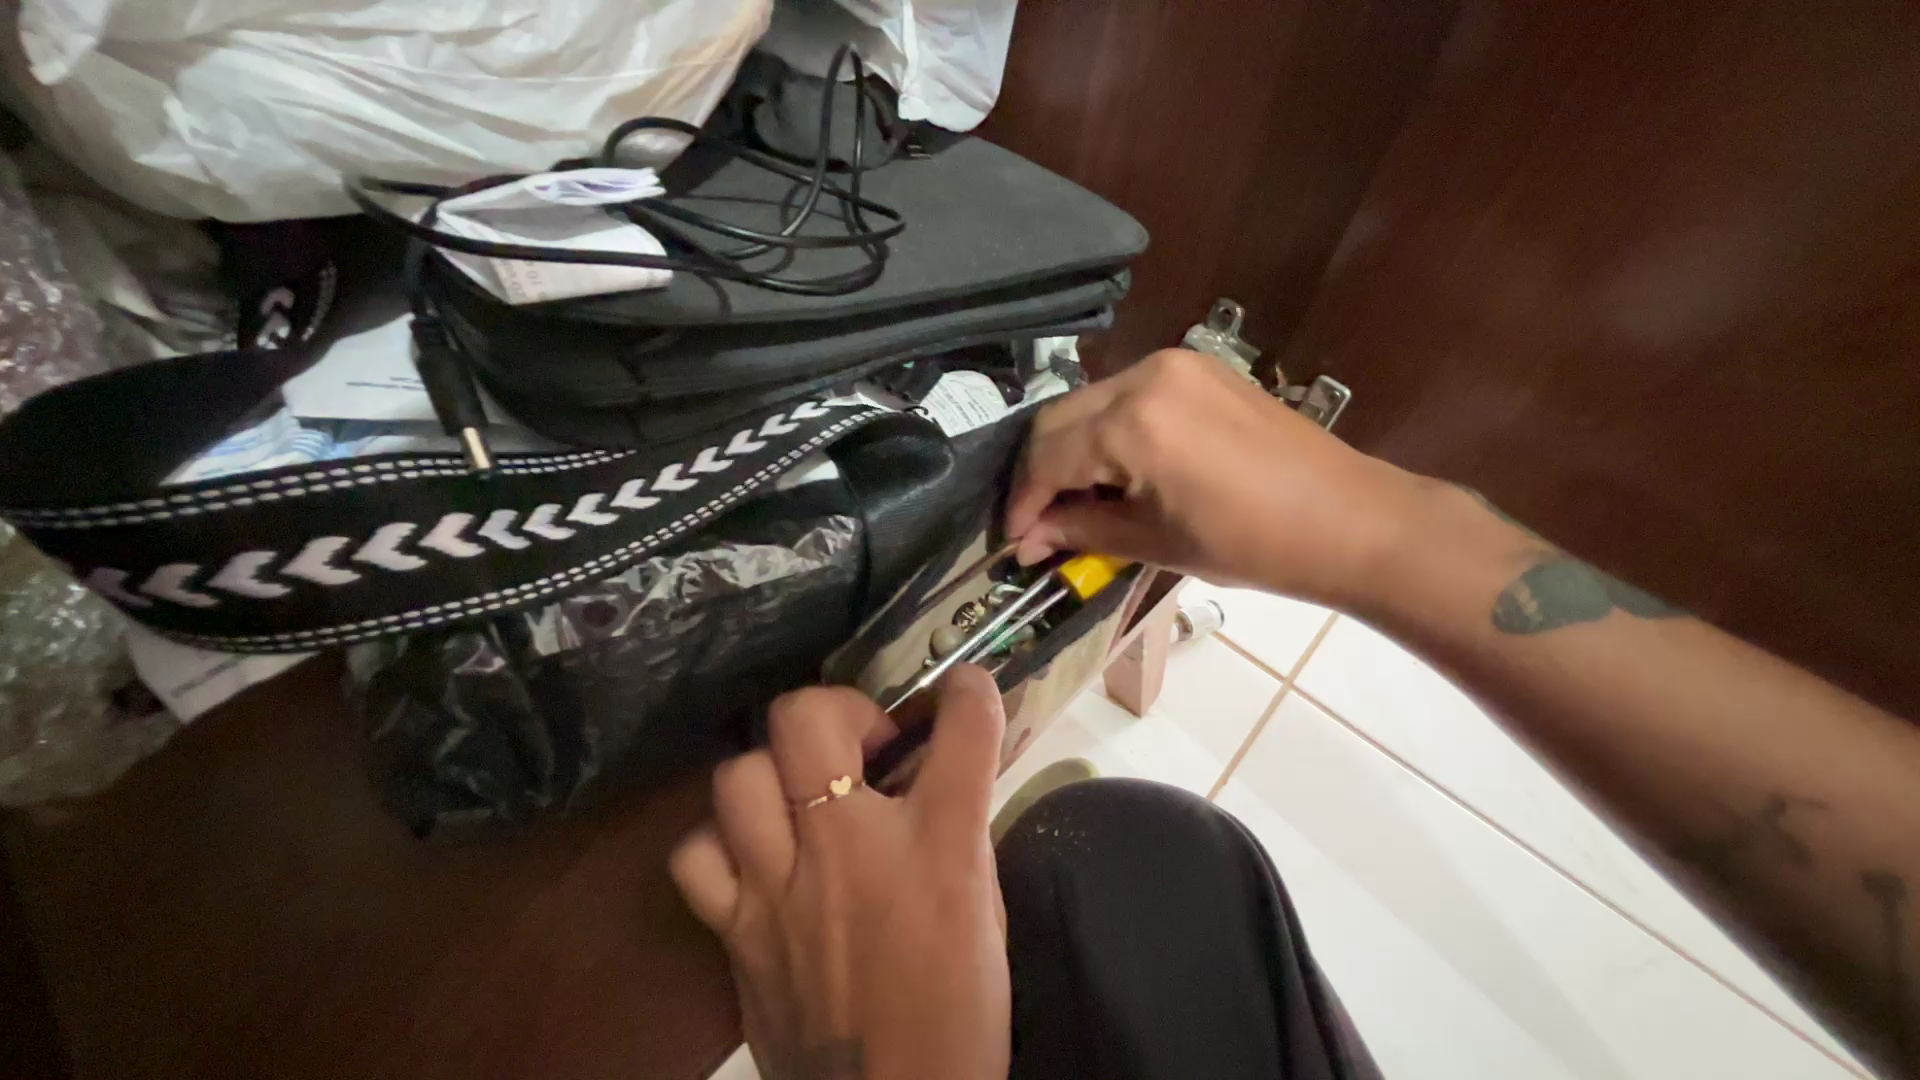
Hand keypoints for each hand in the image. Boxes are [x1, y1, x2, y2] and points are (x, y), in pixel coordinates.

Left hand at [671, 667, 1010, 1079]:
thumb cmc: (958, 1004)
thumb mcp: (981, 901)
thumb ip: (956, 825)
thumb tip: (928, 773)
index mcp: (937, 844)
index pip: (961, 726)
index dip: (968, 690)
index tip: (963, 688)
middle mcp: (851, 847)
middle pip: (807, 718)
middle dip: (836, 709)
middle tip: (856, 747)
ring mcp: (780, 888)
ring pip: (738, 774)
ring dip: (773, 774)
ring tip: (799, 799)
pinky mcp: (736, 933)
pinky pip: (698, 856)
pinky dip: (722, 843)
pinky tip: (754, 857)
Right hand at [1007, 348, 1424, 607]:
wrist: (1347, 519)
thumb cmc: (1250, 544)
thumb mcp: (1153, 543)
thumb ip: (1080, 530)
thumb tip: (1028, 538)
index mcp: (1133, 422)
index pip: (1047, 456)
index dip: (1023, 501)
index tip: (1015, 540)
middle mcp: (1145, 375)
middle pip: (1058, 420)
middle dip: (1038, 472)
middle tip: (1036, 520)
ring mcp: (1176, 364)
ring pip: (1089, 404)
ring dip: (1070, 450)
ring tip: (1075, 499)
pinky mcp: (1198, 368)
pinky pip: (1127, 395)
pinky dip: (1106, 431)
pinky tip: (1115, 468)